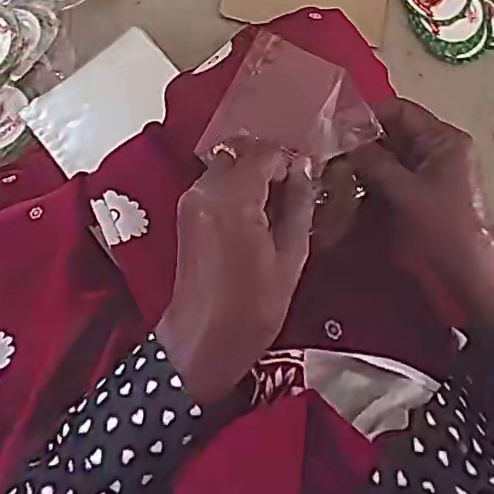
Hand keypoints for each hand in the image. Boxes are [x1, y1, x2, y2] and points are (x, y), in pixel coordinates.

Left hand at [157, 138, 317, 401]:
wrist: (200, 342)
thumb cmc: (251, 308)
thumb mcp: (290, 258)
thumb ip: (299, 206)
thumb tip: (305, 171)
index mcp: (233, 200)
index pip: (265, 153)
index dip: (290, 160)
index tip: (306, 179)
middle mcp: (206, 190)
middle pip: (243, 151)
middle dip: (270, 162)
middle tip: (293, 187)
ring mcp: (192, 198)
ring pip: (228, 162)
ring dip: (253, 171)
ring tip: (276, 202)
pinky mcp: (187, 209)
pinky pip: (217, 179)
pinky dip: (237, 183)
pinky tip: (255, 211)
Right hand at [344, 99, 493, 338]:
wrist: (472, 274)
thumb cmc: (444, 227)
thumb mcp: (405, 191)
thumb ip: (374, 161)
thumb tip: (345, 138)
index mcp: (444, 139)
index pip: (402, 111)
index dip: (369, 115)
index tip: (338, 127)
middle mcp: (442, 146)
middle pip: (397, 130)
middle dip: (366, 139)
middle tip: (333, 148)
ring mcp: (437, 168)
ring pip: (395, 151)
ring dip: (369, 158)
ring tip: (338, 166)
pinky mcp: (429, 187)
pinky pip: (399, 170)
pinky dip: (379, 174)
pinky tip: (356, 182)